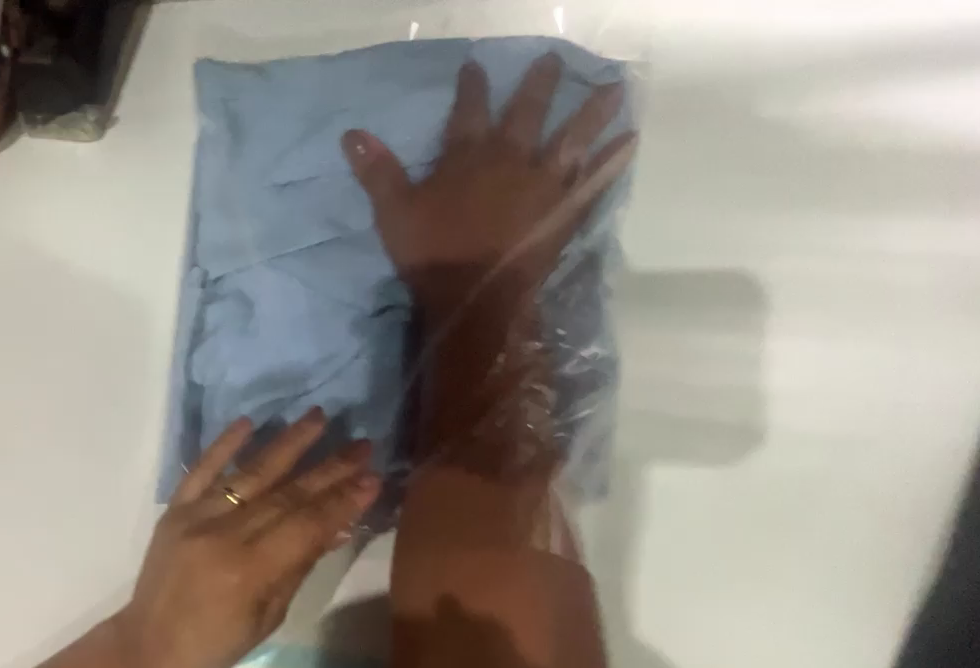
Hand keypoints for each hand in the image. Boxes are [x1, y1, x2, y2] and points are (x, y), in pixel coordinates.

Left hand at [112, 409, 379, 667]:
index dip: (342, 500)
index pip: (306, 524)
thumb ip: (297, 568)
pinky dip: (223, 446)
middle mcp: (223, 535)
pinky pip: (200, 472)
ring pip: (248, 474)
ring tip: (318, 417)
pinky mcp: (173, 512)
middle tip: (361, 445)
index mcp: (249, 570)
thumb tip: (335, 528)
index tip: (373, 477)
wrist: (147, 647)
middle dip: (328, 469)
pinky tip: (248, 422)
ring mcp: (194, 519)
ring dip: (286, 444)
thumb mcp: (267, 618)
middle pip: (285, 495)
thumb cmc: (213, 646)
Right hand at [343, 53, 635, 306]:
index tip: (475, 65)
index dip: (471, 86)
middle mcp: (511, 158)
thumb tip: (351, 133)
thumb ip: (377, 171)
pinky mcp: (564, 210)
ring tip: (614, 87)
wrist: (474, 293)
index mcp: (468, 157)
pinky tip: (629, 140)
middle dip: (538, 85)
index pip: (468, 110)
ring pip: (571, 137)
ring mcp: (543, 183)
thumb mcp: (393, 213)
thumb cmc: (429, 254)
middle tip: (552, 61)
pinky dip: (612, 159)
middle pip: (528, 112)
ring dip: (592, 111)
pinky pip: (594, 179)